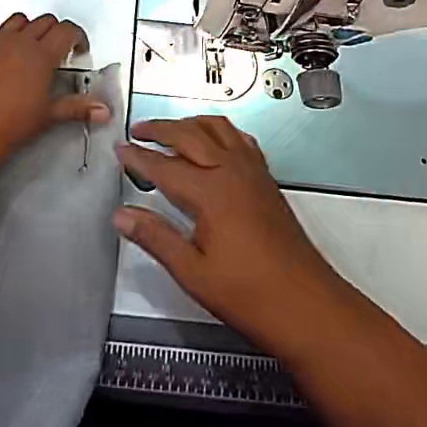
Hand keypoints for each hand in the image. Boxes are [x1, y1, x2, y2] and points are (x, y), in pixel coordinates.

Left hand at [0, 13, 104, 173]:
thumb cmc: (6, 124)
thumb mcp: (47, 116)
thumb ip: (77, 108)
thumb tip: (102, 111)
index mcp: (41, 54)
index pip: (67, 30)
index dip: (77, 36)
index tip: (79, 48)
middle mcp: (18, 42)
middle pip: (44, 21)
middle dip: (55, 32)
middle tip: (59, 51)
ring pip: (17, 20)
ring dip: (27, 28)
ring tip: (30, 46)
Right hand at [115, 117, 354, 352]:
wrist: (306, 304)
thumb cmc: (250, 294)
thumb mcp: (193, 273)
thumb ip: (156, 238)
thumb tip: (123, 216)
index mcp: (211, 192)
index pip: (164, 166)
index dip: (138, 157)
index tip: (120, 150)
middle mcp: (233, 171)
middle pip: (190, 135)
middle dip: (161, 129)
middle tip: (138, 130)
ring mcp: (253, 172)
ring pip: (218, 128)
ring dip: (190, 122)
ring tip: (171, 128)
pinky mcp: (266, 178)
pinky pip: (240, 138)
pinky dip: (219, 130)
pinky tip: (214, 139)